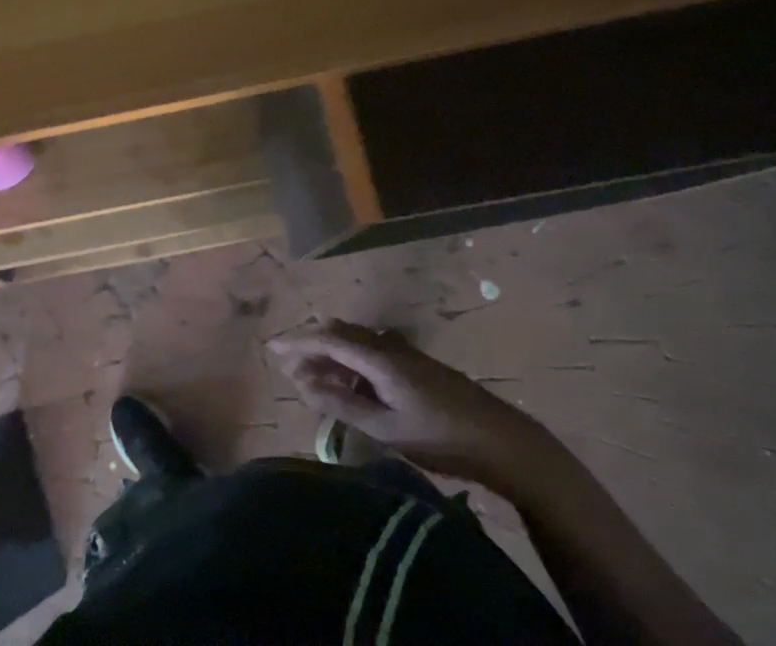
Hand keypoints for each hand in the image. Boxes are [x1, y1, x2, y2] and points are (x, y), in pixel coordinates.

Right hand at [269, 320, 553, 483]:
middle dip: (310, 345)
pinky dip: (349, 365)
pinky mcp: (417, 368)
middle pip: (340, 333)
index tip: (270, 347)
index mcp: (380, 357)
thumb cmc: (441, 438)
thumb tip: (303, 383)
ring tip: (308, 379)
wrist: (504, 442)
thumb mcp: (385, 428)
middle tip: (286, 365)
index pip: (328, 337)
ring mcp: (406, 356)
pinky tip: (345, 387)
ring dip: (330, 356)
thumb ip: (341, 404)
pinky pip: (371, 355)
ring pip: (356, 344)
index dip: (297, 340)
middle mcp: (390, 347)